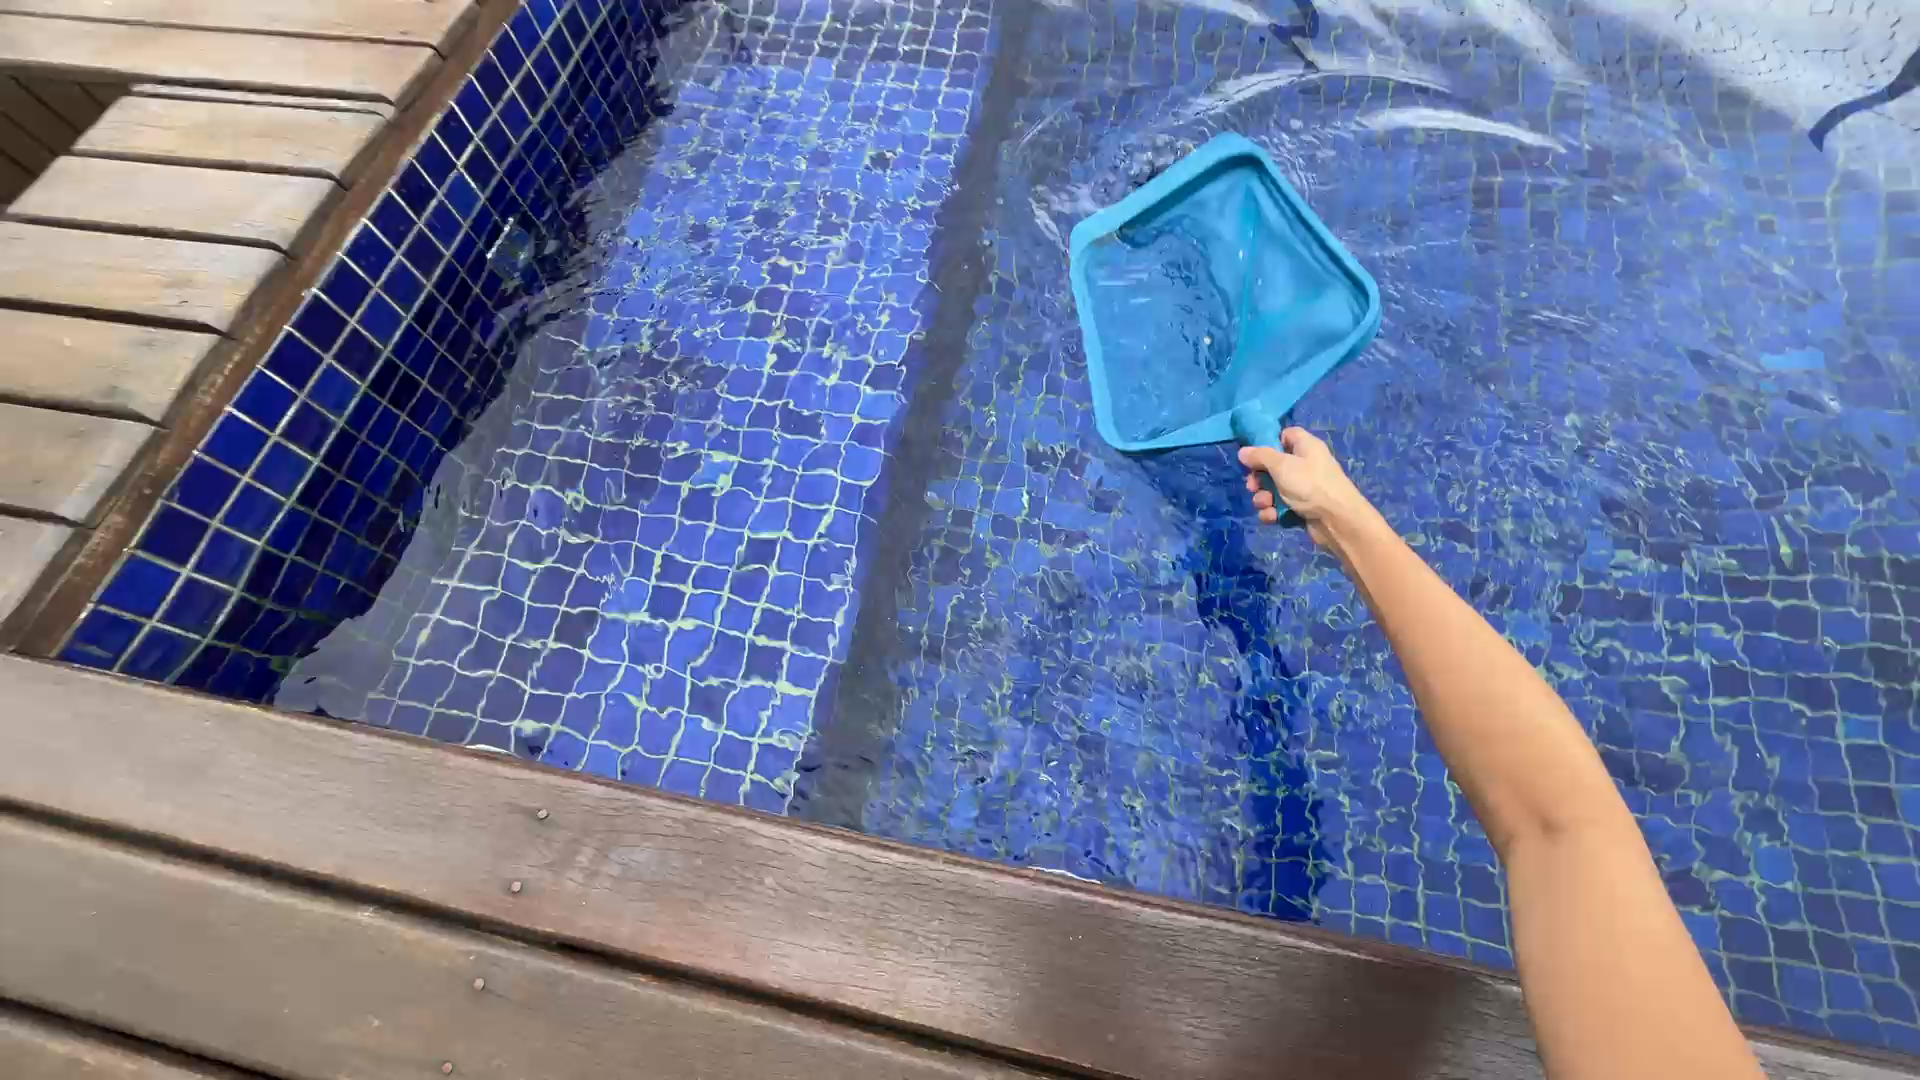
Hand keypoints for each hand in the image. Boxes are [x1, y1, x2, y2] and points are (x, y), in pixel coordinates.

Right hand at [1238, 427, 1372, 547]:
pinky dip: (1273, 511)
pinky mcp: (1301, 507)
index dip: (1269, 442)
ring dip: (1263, 497)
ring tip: (1265, 503)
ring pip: (1273, 488)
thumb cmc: (1310, 484)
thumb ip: (1260, 456)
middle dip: (1259, 478)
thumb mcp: (1282, 465)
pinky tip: (1273, 516)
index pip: (1285, 435)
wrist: (1336, 519)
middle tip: (1253, 486)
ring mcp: (1303, 487)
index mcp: (1305, 446)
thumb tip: (1243, 451)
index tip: (1254, 454)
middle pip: (1273, 465)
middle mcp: (1305, 464)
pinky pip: (1279, 505)